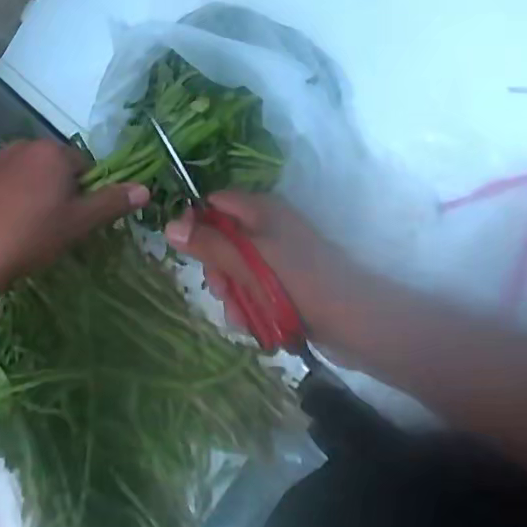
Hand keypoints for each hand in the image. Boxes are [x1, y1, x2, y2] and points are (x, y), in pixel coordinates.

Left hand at [0, 140, 147, 289]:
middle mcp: (23, 145)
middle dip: (55, 186)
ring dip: (28, 188)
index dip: (83, 191)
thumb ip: (112, 202)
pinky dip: (2, 193)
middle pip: (52, 164)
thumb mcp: (78, 223)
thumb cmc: (31, 236)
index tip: (74, 218)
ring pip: (23, 170)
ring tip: (21, 225)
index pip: (83, 164)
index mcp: (53, 152)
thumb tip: (146, 189)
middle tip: (50, 223)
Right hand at [164, 192, 379, 357]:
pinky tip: (254, 324)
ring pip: (236, 269)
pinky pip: (255, 289)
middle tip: (222, 290)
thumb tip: (168, 225)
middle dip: (217, 268)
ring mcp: (278, 256)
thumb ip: (208, 243)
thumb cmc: (300, 282)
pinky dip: (250, 305)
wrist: (358, 322)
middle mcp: (268, 226)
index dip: (196, 223)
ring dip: (233, 293)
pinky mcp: (287, 283)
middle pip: (222, 239)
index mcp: (261, 209)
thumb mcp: (247, 261)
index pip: (214, 202)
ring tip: (242, 316)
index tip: (188, 250)